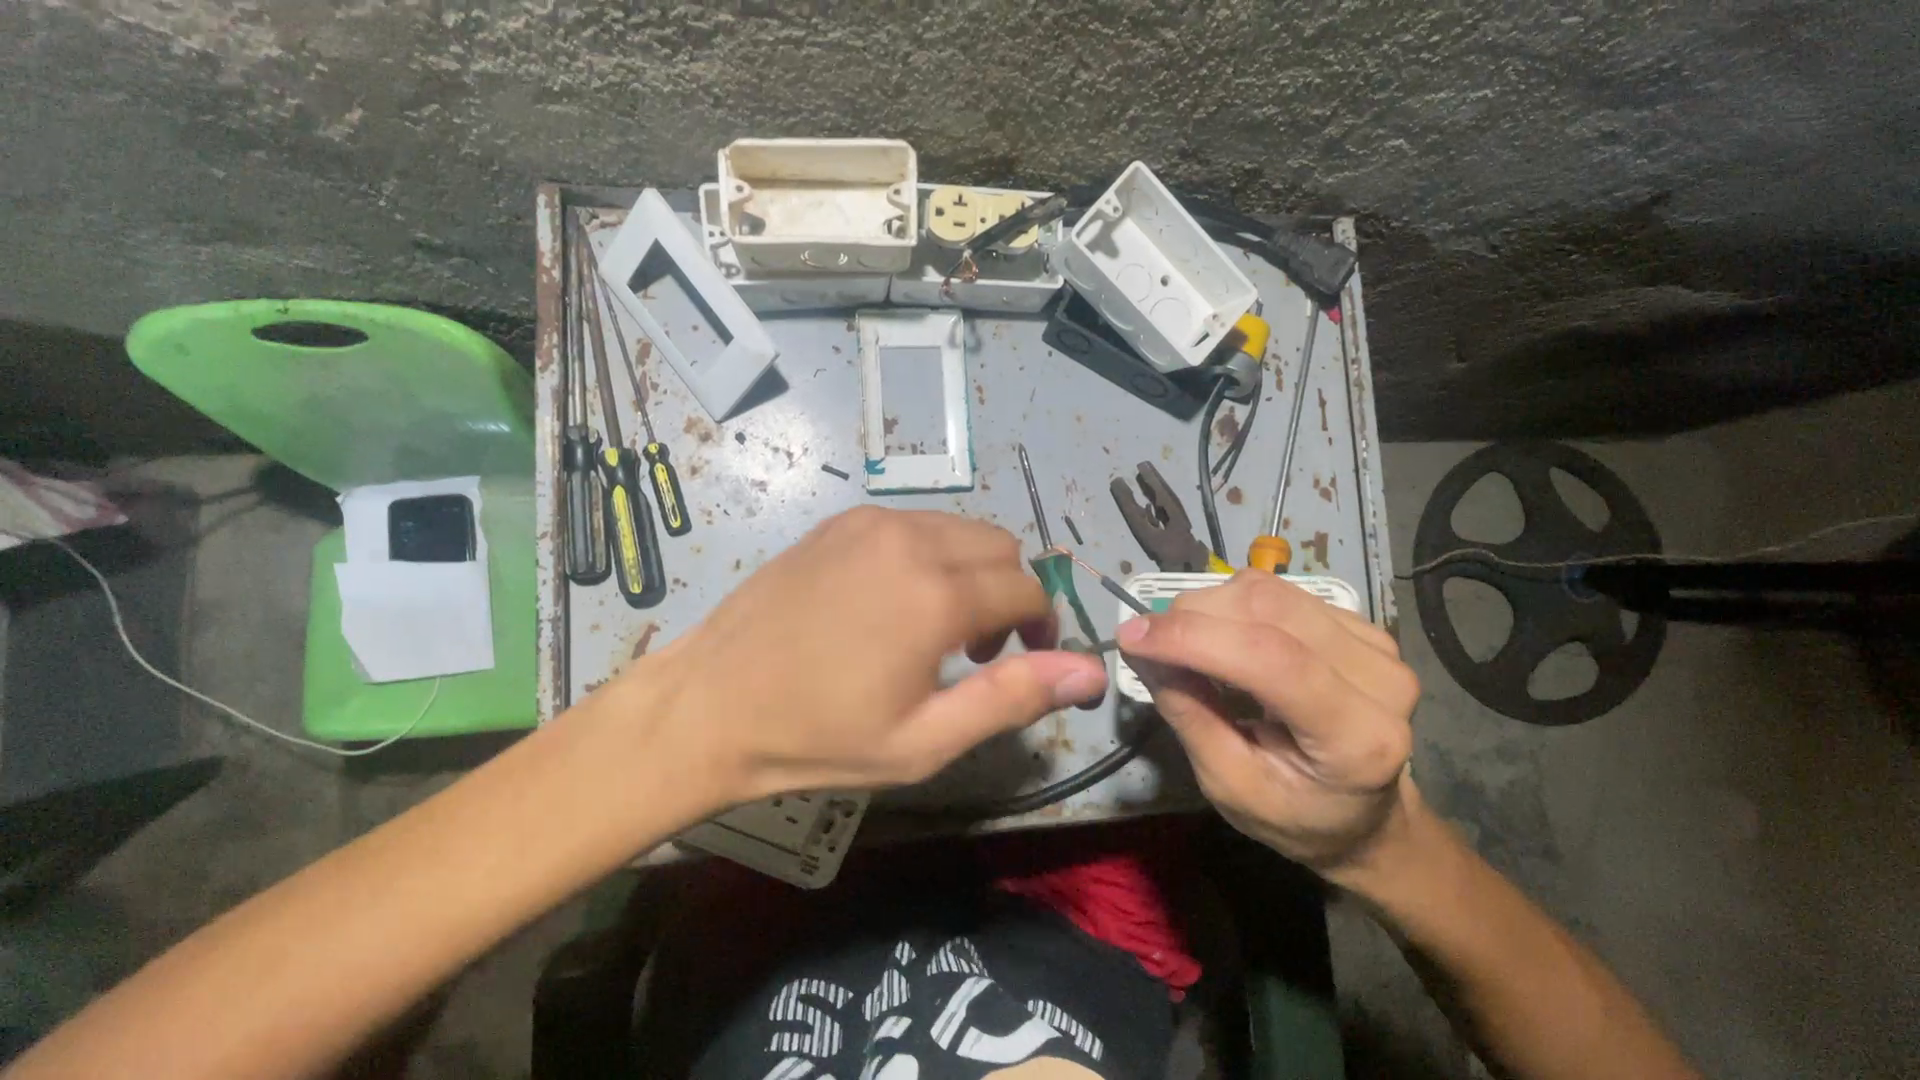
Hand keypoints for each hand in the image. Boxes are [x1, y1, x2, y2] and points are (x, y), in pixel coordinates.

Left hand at [602, 507, 1107, 805]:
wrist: (711, 704)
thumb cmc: (819, 737)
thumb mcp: (924, 740)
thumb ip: (1012, 698)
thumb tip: (1092, 671)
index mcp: (936, 593)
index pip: (1027, 588)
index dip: (1041, 626)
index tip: (1024, 661)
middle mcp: (910, 539)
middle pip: (1001, 546)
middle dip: (1009, 594)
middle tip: (976, 652)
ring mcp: (869, 522)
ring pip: (959, 529)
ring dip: (971, 571)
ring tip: (934, 629)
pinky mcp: (838, 522)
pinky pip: (913, 523)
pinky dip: (929, 554)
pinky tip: (892, 601)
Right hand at [1114, 572, 1416, 875]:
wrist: (1366, 818)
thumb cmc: (1296, 815)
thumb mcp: (1230, 786)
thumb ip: (1189, 715)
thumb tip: (1143, 651)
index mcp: (1357, 738)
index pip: (1270, 660)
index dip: (1194, 638)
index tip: (1130, 636)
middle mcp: (1380, 680)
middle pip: (1269, 611)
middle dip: (1192, 615)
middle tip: (1148, 640)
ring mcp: (1377, 646)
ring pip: (1272, 591)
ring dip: (1209, 605)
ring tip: (1184, 640)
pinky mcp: (1363, 626)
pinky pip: (1283, 593)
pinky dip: (1234, 606)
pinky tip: (1224, 638)